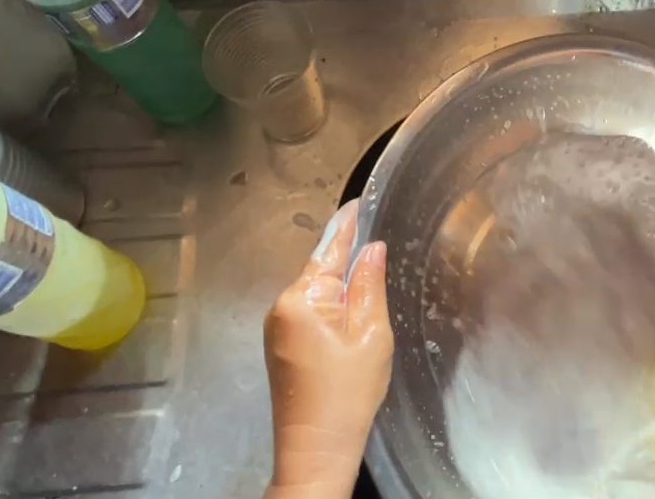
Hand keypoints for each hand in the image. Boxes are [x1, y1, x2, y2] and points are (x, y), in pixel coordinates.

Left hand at [264, 200, 390, 494]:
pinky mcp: (279, 343)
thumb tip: (372, 248)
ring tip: (369, 276)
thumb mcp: (371, 334)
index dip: (347, 224)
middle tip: (377, 241)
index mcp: (302, 298)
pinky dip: (329, 303)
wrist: (315, 452)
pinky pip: (308, 308)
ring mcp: (276, 325)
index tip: (359, 201)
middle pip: (320, 268)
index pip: (329, 248)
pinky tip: (349, 308)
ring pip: (315, 289)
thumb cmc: (347, 394)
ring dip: (339, 283)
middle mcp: (282, 305)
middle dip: (347, 257)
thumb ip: (370, 285)